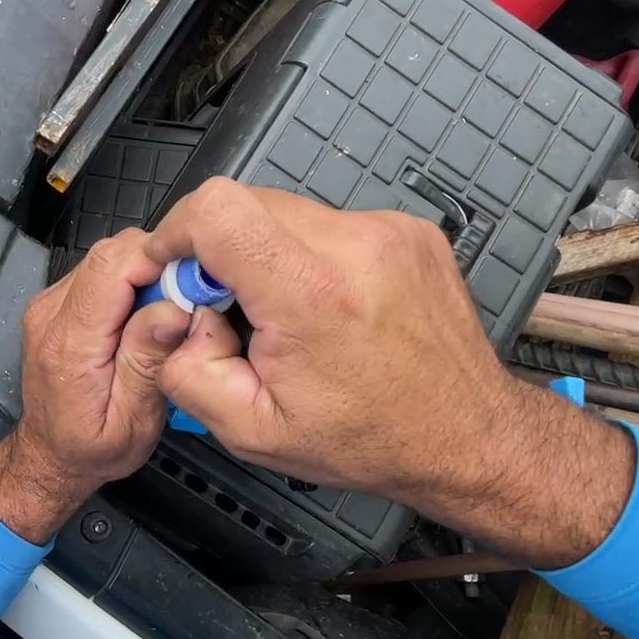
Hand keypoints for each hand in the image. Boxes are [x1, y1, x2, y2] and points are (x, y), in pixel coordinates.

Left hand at [0, 229, 191, 542]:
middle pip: (112, 253)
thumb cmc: (89, 448)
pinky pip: (100, 275)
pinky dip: (128, 288)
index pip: (113, 264)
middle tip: (182, 308)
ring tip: (161, 322)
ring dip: (144, 278)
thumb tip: (174, 309)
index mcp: (70, 344)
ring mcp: (50, 307)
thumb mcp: (134, 421)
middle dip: (157, 268)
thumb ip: (149, 362)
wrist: (51, 457)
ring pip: (108, 259)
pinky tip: (139, 322)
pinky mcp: (56, 306)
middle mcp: (51, 316)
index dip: (159, 262)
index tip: (191, 285)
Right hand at [147, 179, 632, 567]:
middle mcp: (355, 247)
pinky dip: (297, 254)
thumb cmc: (369, 437)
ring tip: (274, 313)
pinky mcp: (403, 229)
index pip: (216, 211)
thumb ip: (188, 371)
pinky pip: (321, 220)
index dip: (175, 233)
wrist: (464, 433)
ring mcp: (386, 230)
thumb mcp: (250, 431)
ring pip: (279, 208)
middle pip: (241, 201)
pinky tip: (313, 304)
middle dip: (212, 249)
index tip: (174, 270)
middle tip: (222, 306)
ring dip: (255, 251)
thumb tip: (178, 319)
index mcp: (311, 296)